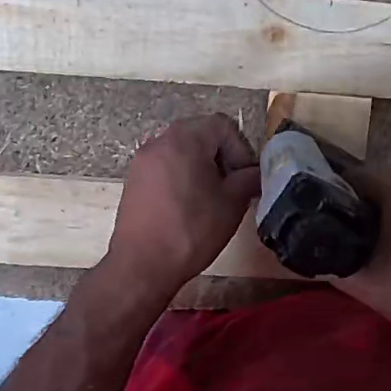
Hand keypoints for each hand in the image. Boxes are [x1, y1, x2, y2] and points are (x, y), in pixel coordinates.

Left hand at [100, 114, 260, 300]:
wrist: (142, 266)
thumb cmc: (192, 230)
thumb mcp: (232, 203)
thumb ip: (249, 178)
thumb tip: (256, 173)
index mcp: (185, 138)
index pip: (222, 125)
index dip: (240, 148)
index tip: (243, 177)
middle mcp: (159, 140)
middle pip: (201, 133)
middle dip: (222, 155)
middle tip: (231, 185)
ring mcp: (142, 160)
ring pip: (182, 150)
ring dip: (201, 166)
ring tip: (210, 197)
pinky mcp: (133, 179)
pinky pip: (165, 165)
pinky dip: (181, 175)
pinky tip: (187, 205)